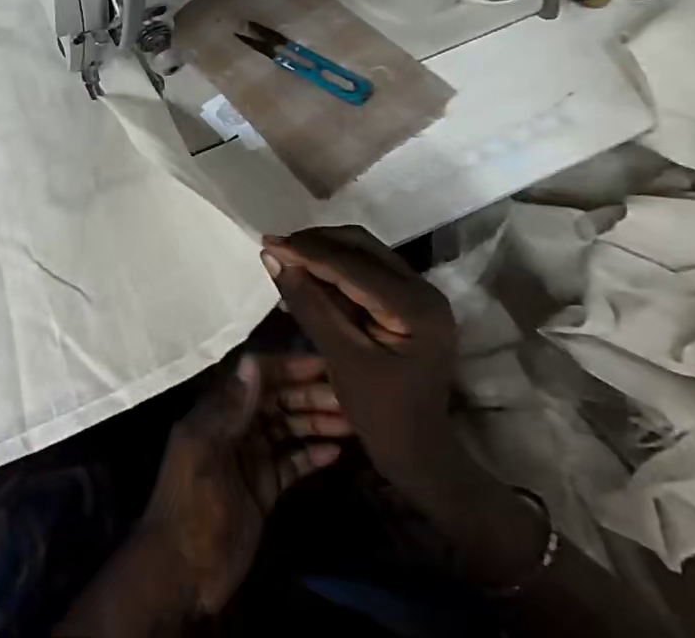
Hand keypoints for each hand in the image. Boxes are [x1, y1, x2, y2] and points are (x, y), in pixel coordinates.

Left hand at [56, 355, 344, 634]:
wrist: (182, 574)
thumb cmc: (190, 506)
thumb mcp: (207, 452)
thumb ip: (232, 408)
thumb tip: (253, 360)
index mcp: (217, 414)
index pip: (255, 378)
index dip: (287, 368)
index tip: (323, 364)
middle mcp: (235, 430)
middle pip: (277, 402)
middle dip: (310, 395)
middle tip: (350, 396)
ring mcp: (251, 459)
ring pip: (288, 430)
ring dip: (317, 422)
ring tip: (351, 421)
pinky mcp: (264, 489)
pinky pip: (292, 463)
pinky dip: (312, 455)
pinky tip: (336, 452)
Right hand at [261, 227, 461, 497]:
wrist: (418, 452)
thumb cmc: (380, 413)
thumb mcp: (341, 358)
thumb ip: (309, 304)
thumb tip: (273, 259)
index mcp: (416, 307)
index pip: (353, 265)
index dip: (308, 251)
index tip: (269, 243)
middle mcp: (425, 290)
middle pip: (363, 247)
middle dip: (317, 243)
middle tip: (277, 247)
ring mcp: (420, 295)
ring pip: (365, 254)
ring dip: (325, 252)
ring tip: (287, 257)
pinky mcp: (409, 303)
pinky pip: (368, 272)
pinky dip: (336, 269)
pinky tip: (308, 275)